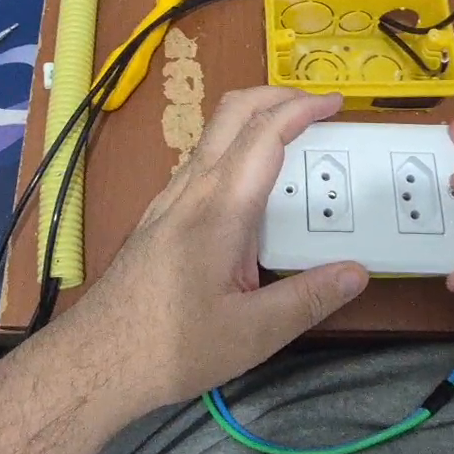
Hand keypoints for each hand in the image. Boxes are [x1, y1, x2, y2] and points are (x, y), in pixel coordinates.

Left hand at [57, 87, 369, 412]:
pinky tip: (255, 190)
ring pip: (215, 135)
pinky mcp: (162, 214)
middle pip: (232, 113)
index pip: (264, 134)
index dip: (301, 108)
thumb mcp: (253, 333)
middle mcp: (192, 188)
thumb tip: (357, 271)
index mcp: (220, 207)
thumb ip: (308, 298)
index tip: (334, 102)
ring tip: (295, 143)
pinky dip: (237, 149)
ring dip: (255, 121)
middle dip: (276, 96)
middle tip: (316, 107)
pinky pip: (204, 162)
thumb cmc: (173, 345)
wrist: (96, 358)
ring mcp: (171, 197)